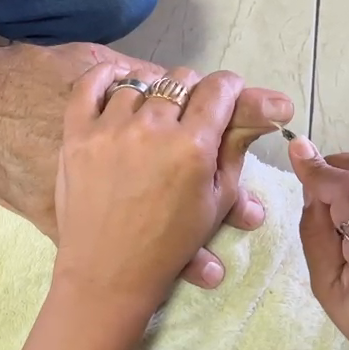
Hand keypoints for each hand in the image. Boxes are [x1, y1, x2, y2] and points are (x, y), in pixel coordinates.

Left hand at [52, 65, 261, 306]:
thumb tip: (271, 109)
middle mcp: (153, 128)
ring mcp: (110, 128)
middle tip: (192, 112)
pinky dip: (107, 77)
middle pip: (182, 80)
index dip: (230, 87)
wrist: (108, 272)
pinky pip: (91, 85)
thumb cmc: (170, 243)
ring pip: (140, 82)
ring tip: (155, 110)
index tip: (229, 95)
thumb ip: (236, 149)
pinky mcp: (77, 134)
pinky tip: (119, 84)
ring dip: (154, 90)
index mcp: (193, 147)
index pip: (219, 89)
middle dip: (195, 90)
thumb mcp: (217, 201)